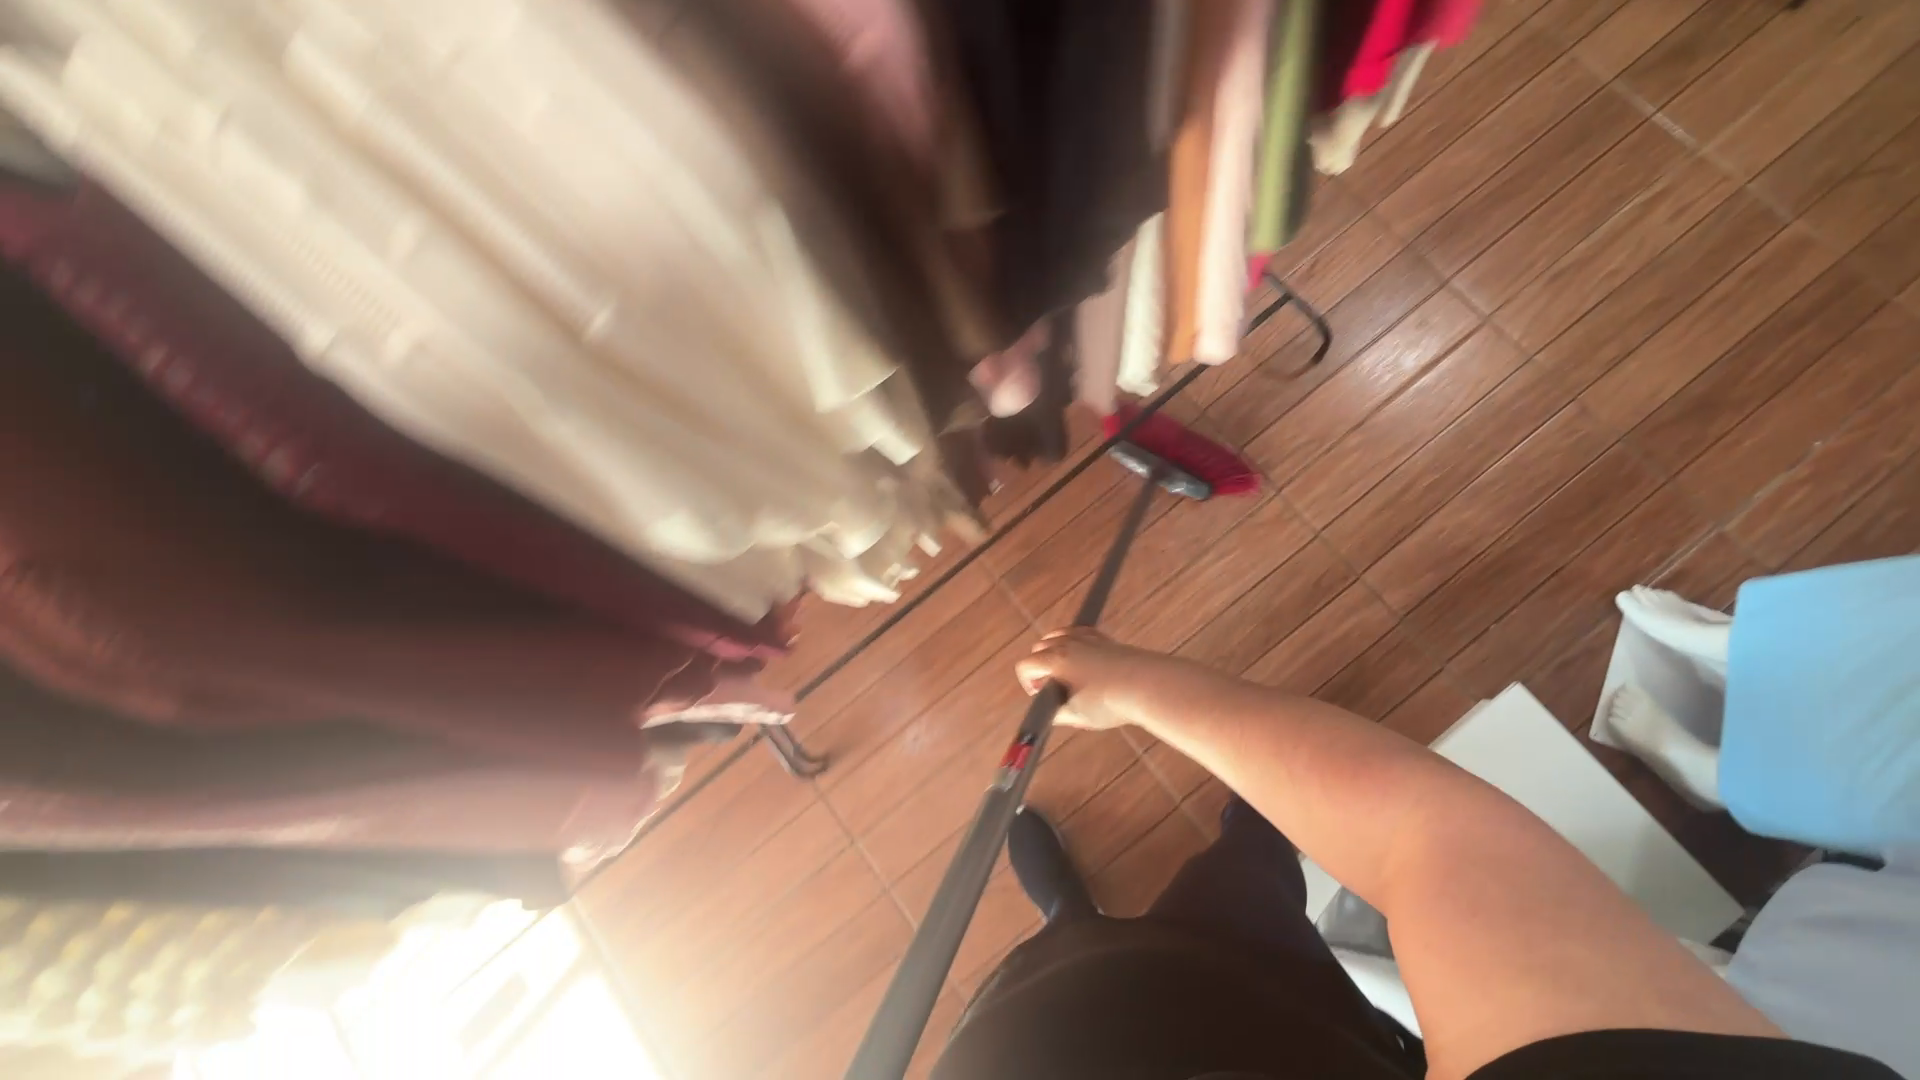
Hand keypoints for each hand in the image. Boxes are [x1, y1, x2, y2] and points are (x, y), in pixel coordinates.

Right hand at [1014, 628, 1188, 730]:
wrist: (1146, 685)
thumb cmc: (1109, 702)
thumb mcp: (1077, 715)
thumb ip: (1057, 713)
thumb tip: (1051, 714)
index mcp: (1054, 661)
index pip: (1025, 665)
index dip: (1027, 682)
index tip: (1039, 694)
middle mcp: (1066, 644)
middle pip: (1039, 647)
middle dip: (1039, 666)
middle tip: (1052, 686)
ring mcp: (1086, 638)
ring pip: (1057, 636)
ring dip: (1054, 651)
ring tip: (1066, 672)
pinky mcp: (1103, 638)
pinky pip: (1078, 633)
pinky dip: (1073, 643)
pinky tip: (1084, 660)